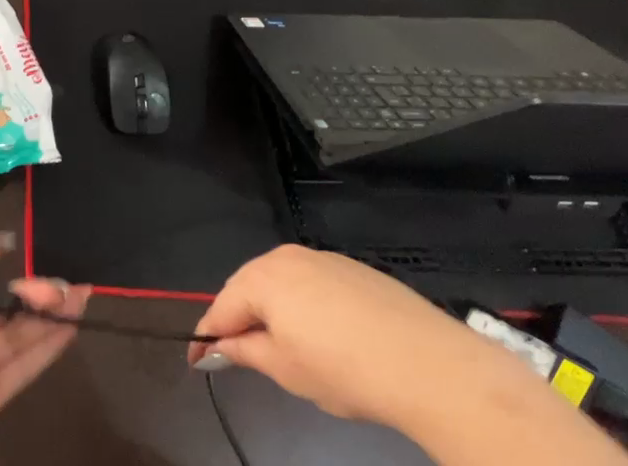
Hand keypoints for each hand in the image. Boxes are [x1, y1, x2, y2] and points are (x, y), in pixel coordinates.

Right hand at [187, 245, 511, 428]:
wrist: (431, 365)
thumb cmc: (344, 370)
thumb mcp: (285, 369)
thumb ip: (245, 351)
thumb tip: (220, 345)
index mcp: (263, 278)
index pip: (221, 307)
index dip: (206, 337)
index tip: (196, 361)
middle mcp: (288, 257)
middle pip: (248, 287)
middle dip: (238, 318)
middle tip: (235, 352)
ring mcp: (325, 259)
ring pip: (282, 283)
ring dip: (271, 310)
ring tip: (277, 345)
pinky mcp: (355, 270)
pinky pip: (312, 283)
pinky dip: (303, 305)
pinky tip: (319, 333)